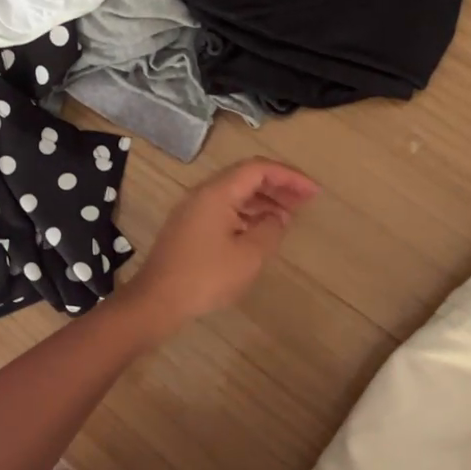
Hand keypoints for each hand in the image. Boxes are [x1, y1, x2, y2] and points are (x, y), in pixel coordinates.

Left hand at [124, 158, 318, 327]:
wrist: (157, 300)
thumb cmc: (206, 277)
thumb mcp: (249, 255)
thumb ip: (270, 230)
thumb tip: (276, 217)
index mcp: (217, 193)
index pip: (258, 169)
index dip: (289, 176)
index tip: (313, 192)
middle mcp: (202, 194)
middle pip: (245, 177)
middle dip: (278, 186)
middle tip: (305, 201)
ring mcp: (192, 210)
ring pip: (233, 194)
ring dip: (262, 201)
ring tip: (288, 217)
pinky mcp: (188, 228)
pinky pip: (223, 210)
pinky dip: (246, 214)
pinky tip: (260, 230)